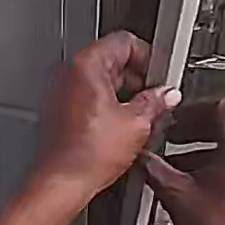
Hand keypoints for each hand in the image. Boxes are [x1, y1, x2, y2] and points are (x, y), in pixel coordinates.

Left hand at [31, 31, 178, 201]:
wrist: (62, 182)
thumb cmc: (88, 155)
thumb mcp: (136, 124)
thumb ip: (156, 102)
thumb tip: (166, 95)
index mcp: (86, 65)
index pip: (124, 42)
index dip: (148, 59)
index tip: (159, 77)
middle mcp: (67, 73)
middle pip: (112, 61)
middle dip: (137, 80)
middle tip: (154, 100)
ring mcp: (60, 92)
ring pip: (100, 82)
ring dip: (123, 96)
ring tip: (138, 119)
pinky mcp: (58, 112)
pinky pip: (87, 99)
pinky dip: (105, 108)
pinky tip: (119, 129)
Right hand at [141, 96, 224, 224]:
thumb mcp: (177, 195)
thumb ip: (155, 168)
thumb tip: (142, 157)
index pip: (224, 106)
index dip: (195, 109)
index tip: (178, 118)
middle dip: (198, 129)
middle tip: (176, 135)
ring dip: (207, 148)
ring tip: (180, 159)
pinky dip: (221, 163)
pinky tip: (197, 179)